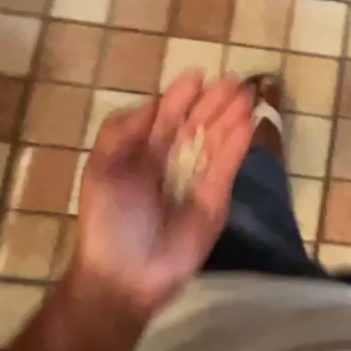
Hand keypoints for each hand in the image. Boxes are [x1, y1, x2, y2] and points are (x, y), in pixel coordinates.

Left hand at [65, 71, 253, 322]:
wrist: (124, 275)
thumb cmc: (108, 219)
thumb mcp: (101, 169)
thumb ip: (120, 131)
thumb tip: (152, 103)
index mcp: (143, 151)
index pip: (167, 116)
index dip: (181, 96)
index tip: (197, 76)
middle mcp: (173, 160)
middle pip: (197, 123)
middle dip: (214, 101)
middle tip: (234, 80)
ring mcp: (197, 179)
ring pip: (217, 139)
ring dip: (231, 116)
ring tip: (247, 94)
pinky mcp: (216, 199)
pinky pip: (228, 166)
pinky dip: (239, 144)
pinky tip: (248, 123)